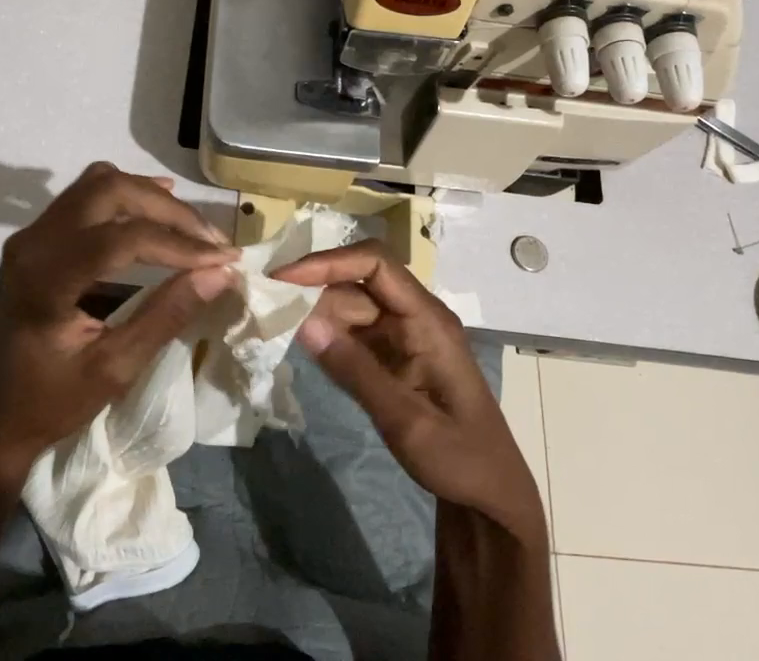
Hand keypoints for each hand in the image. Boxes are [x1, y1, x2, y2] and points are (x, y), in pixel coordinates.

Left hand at [0, 162, 237, 487]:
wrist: (1, 415)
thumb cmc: (55, 399)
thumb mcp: (116, 368)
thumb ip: (166, 315)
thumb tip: (220, 274)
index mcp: (46, 281)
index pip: (121, 239)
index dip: (178, 245)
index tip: (224, 260)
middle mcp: (33, 244)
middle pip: (110, 193)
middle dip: (169, 211)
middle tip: (211, 240)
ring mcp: (32, 235)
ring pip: (99, 185)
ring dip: (150, 199)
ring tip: (192, 228)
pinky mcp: (38, 236)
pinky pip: (87, 195)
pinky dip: (127, 197)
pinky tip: (157, 210)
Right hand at [273, 241, 545, 537]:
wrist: (490, 495)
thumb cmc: (459, 457)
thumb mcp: (405, 420)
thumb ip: (355, 370)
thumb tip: (304, 323)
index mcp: (429, 320)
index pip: (376, 265)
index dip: (328, 262)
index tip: (284, 278)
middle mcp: (417, 317)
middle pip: (358, 283)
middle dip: (314, 287)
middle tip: (269, 306)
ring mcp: (406, 336)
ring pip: (352, 306)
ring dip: (318, 312)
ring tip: (276, 325)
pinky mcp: (396, 356)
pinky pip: (356, 332)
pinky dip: (329, 336)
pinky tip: (304, 345)